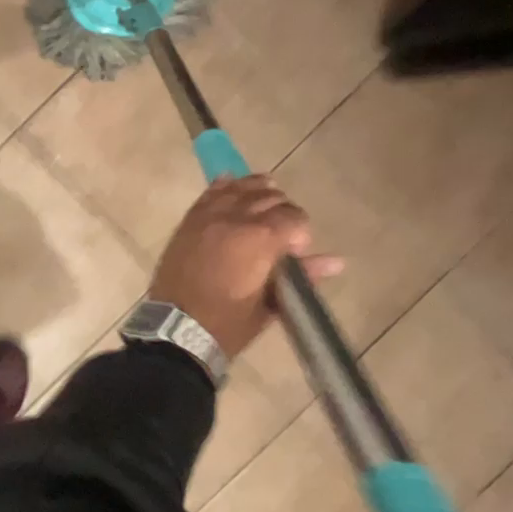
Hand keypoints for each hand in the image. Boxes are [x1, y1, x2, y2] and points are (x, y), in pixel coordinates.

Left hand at [148, 175, 340, 356]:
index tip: (296, 253)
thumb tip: (336, 261)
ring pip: (240, 188)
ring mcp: (208, 217)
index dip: (301, 233)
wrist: (176, 328)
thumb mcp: (271, 303)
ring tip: (265, 204)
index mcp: (261, 238)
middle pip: (269, 198)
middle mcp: (236, 218)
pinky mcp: (188, 222)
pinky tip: (232, 183)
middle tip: (281, 235)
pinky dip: (224, 186)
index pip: (294, 217)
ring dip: (257, 191)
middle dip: (282, 212)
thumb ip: (302, 275)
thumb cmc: (228, 322)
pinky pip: (209, 194)